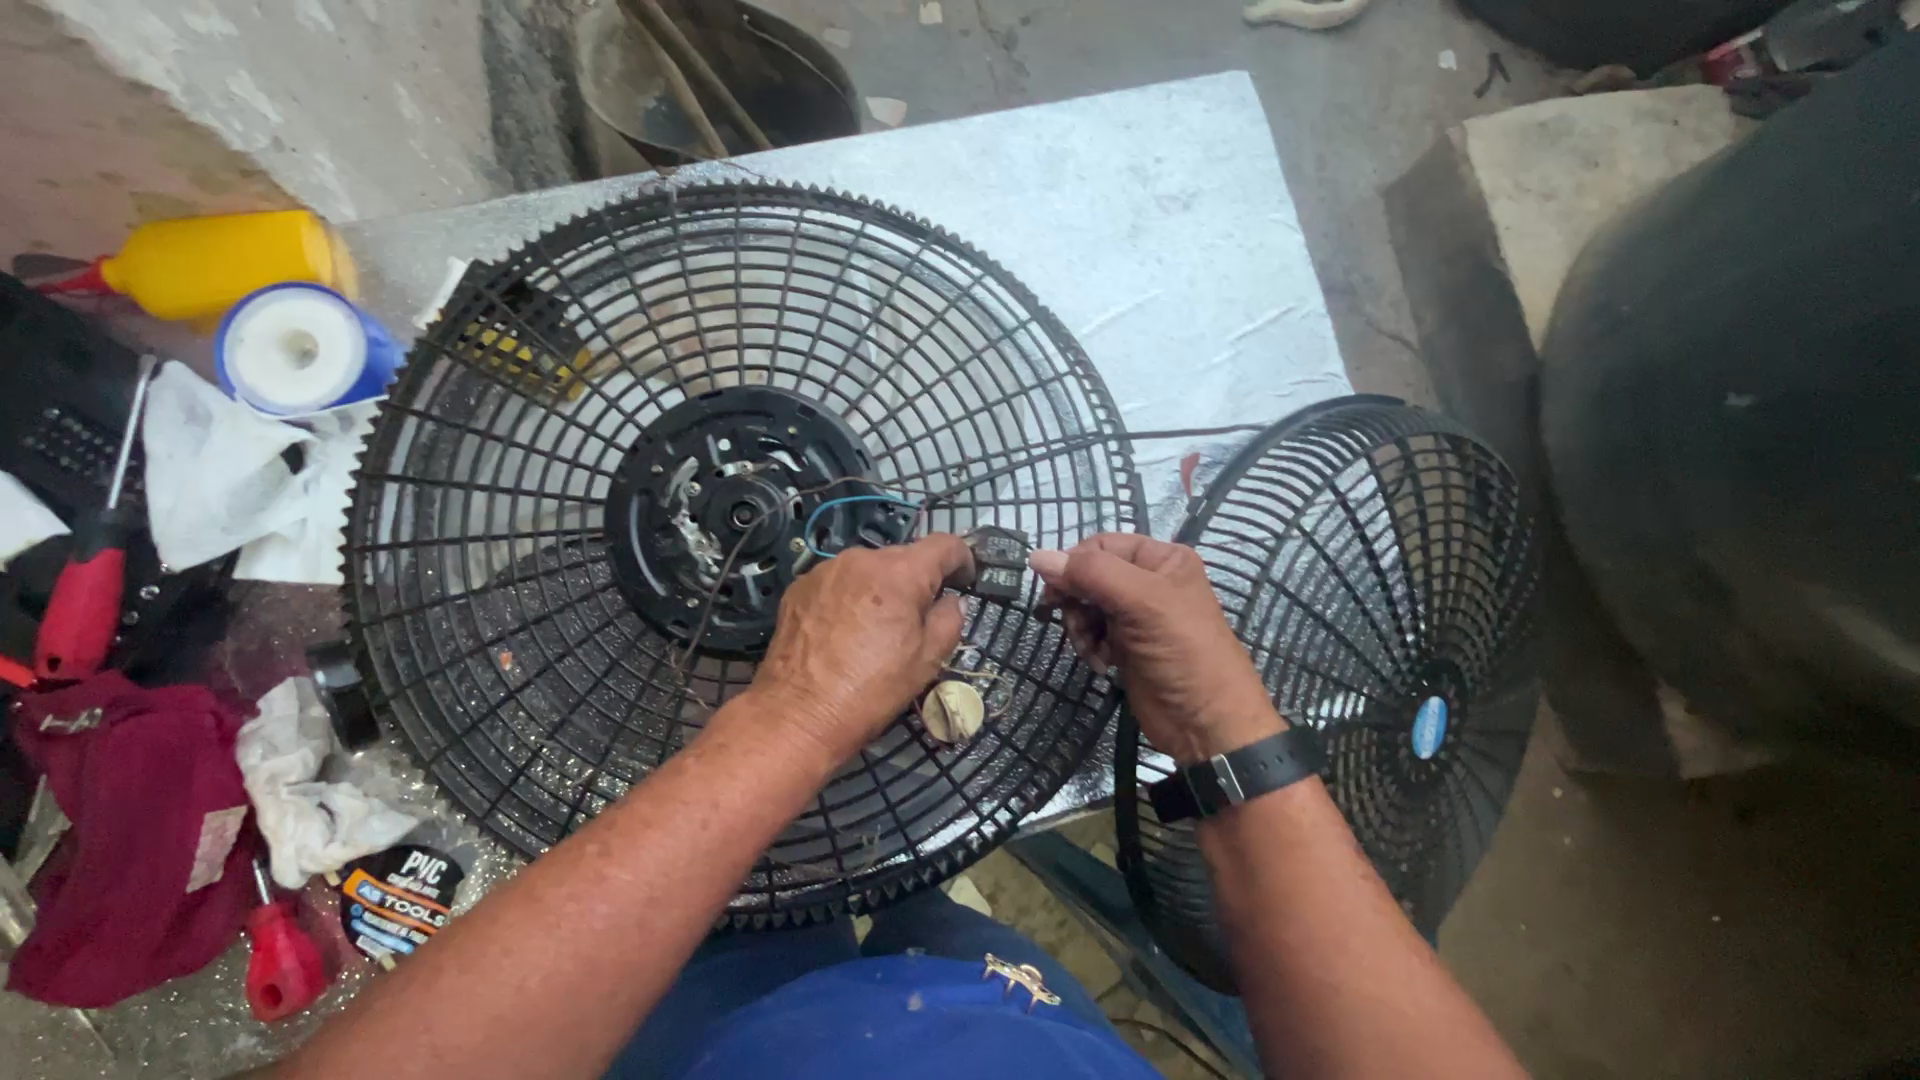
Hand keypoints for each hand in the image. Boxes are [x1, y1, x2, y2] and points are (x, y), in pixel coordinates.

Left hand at [745, 534, 972, 763]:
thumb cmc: (871, 689)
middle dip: (918, 580)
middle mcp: (861, 559)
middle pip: (904, 557)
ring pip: (869, 568)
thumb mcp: (926, 661)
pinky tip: (845, 631)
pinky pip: (839, 581)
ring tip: (876, 628)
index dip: (962, 559)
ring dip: (881, 588)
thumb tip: (951, 601)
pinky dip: (851, 596)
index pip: (944, 545)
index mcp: (899, 573)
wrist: (798, 714)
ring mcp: (825, 570)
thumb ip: (949, 620)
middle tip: (918, 619)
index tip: (964, 582)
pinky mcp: (800, 587)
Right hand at [1030, 534, 1282, 763]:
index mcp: (1161, 559)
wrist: (1206, 724)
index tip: (1058, 593)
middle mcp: (1148, 581)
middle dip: (1076, 600)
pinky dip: (1089, 646)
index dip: (1075, 565)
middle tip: (1074, 624)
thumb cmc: (1182, 653)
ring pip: (1085, 606)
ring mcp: (1136, 615)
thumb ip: (1091, 574)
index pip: (1100, 546)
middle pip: (1089, 576)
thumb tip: (1036, 556)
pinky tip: (1100, 663)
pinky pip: (1092, 632)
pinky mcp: (1126, 645)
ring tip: (1092, 649)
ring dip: (1080, 627)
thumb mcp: (1141, 603)